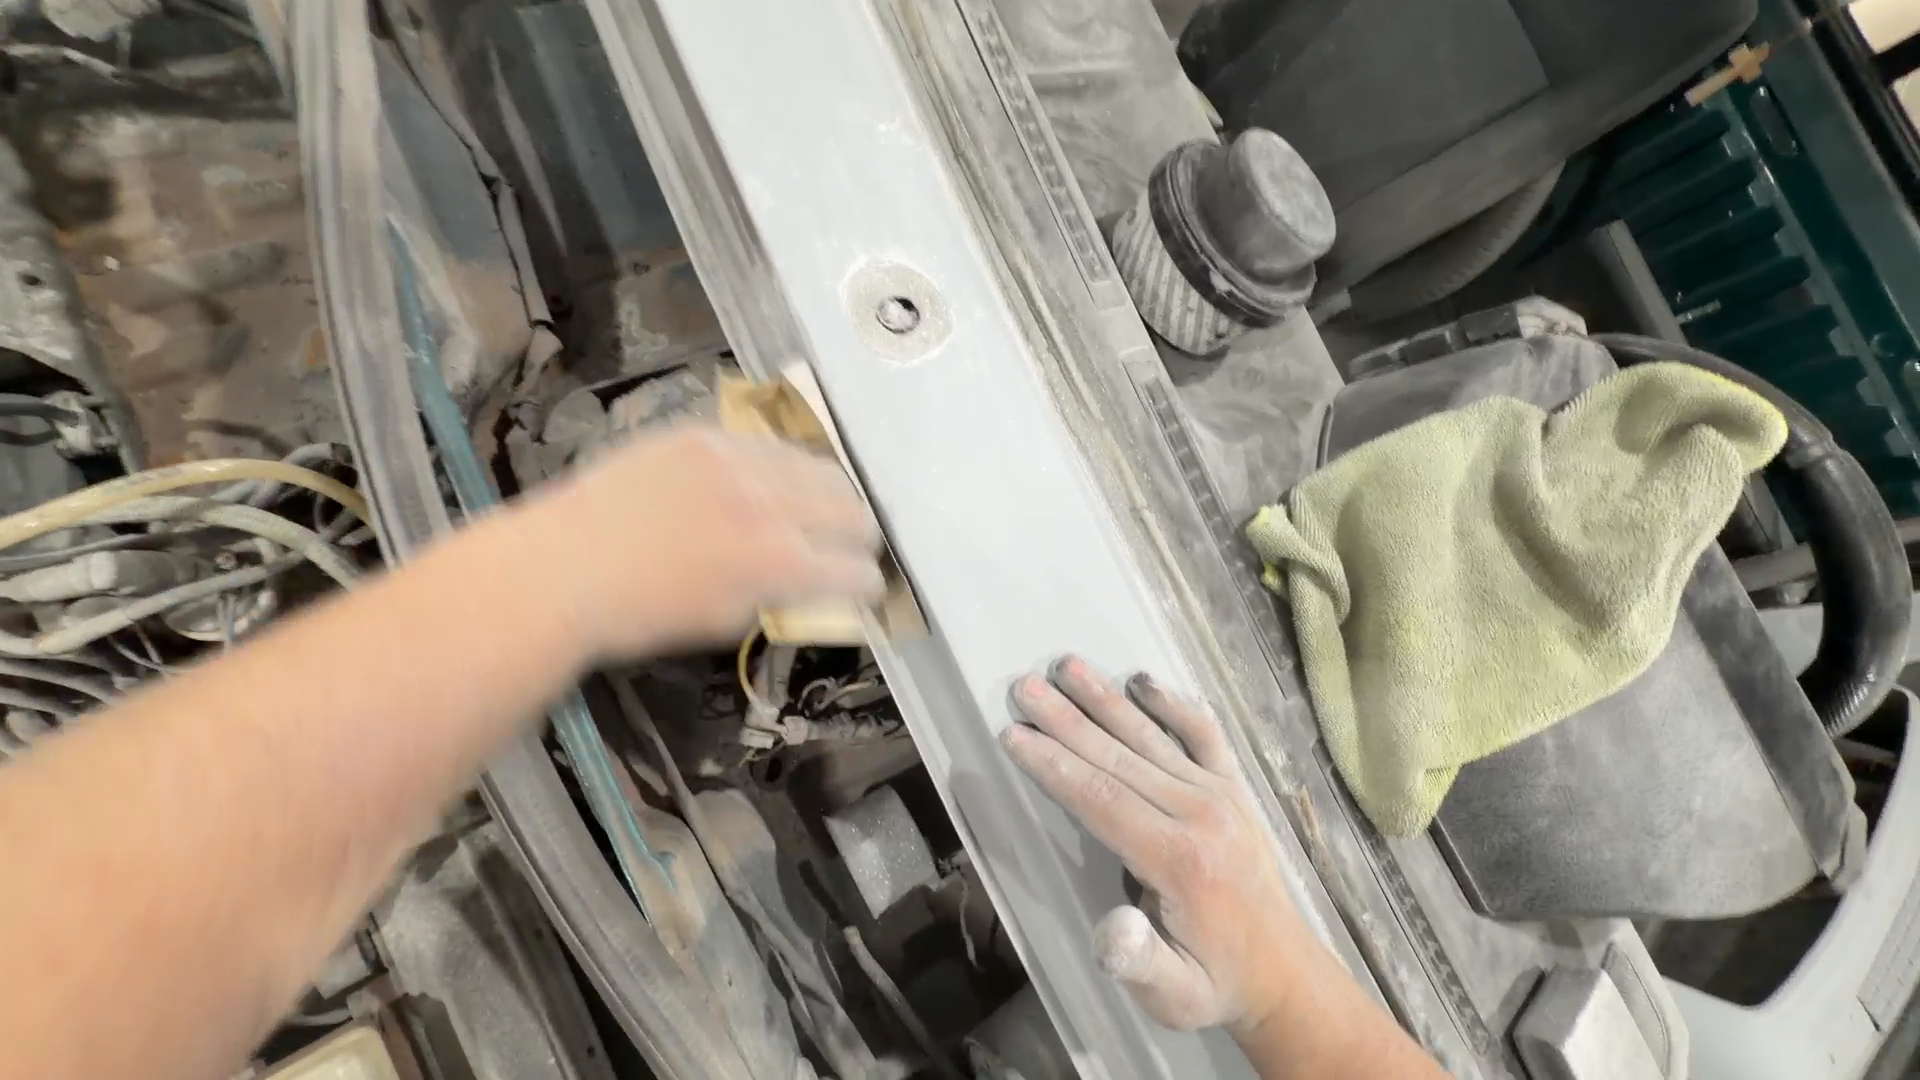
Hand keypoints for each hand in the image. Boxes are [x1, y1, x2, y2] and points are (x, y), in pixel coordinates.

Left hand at [514, 425, 884, 657]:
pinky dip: (784, 467)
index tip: (862, 586)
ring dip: (830, 495)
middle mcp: (772, 505)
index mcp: (779, 564)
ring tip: (817, 508)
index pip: (857, 570)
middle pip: (854, 509)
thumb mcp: (727, 623)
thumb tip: (812, 585)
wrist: (562, 567)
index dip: (867, 583)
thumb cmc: (642, 615)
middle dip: (860, 535)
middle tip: (849, 546)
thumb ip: (782, 599)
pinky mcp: (708, 435)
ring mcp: (740, 461)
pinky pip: (771, 444)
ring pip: (820, 466)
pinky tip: (768, 481)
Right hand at [1002, 657, 1306, 1033]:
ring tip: (1067, 666)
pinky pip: (1203, 732)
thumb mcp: (1174, 996)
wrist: (1286, 974)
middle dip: (1065, 720)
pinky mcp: (1234, 785)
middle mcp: (1202, 814)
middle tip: (1025, 687)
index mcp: (1181, 861)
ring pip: (1151, 736)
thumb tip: (1108, 931)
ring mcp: (1221, 793)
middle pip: (1118, 757)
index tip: (1014, 735)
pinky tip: (1142, 678)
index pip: (1102, 799)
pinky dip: (1173, 703)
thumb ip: (1138, 962)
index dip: (1053, 766)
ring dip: (1104, 699)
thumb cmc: (1216, 982)